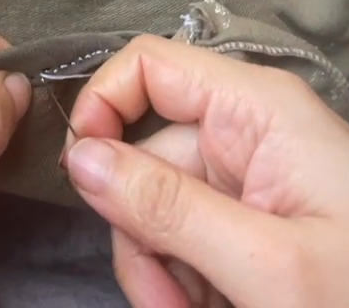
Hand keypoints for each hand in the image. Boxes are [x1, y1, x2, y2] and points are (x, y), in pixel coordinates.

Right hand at [63, 36, 348, 307]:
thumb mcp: (270, 267)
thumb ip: (167, 206)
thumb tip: (78, 156)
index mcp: (257, 108)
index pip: (150, 64)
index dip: (103, 104)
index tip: (84, 178)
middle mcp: (251, 133)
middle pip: (149, 155)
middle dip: (144, 232)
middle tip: (170, 303)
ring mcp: (257, 186)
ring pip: (164, 211)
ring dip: (163, 271)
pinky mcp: (265, 233)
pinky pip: (195, 245)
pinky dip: (189, 286)